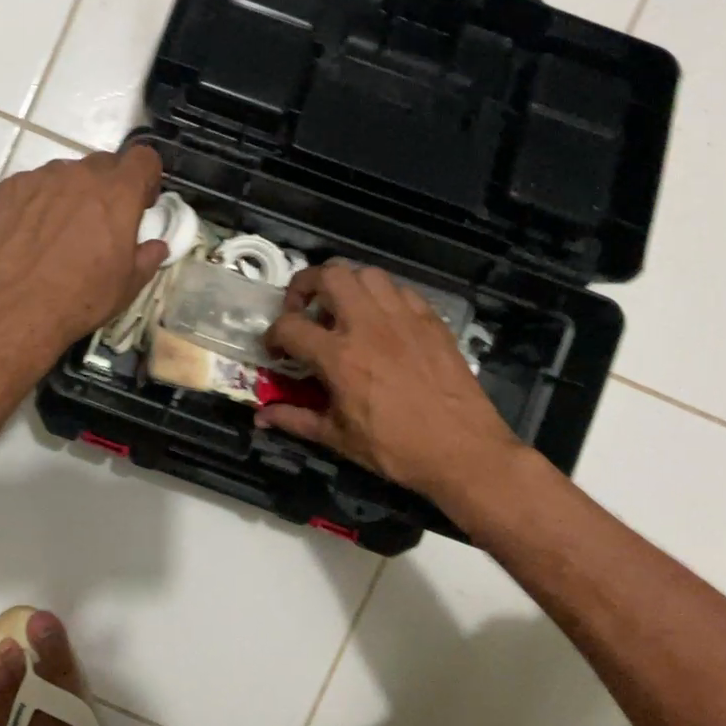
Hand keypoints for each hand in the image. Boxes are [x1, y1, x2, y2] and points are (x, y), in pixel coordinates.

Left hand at [0, 145, 168, 355]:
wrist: (15, 309)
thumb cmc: (81, 298)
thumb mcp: (128, 285)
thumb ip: (147, 257)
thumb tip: (155, 246)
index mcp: (118, 193)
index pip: (143, 158)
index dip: (146, 178)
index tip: (140, 203)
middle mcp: (80, 176)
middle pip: (103, 164)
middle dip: (108, 186)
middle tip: (101, 222)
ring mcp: (41, 179)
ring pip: (65, 174)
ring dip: (71, 193)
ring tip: (60, 231)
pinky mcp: (10, 189)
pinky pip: (33, 186)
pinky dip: (38, 202)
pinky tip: (31, 235)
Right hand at [259, 260, 524, 500]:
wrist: (464, 451)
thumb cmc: (396, 448)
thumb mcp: (337, 438)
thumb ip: (295, 419)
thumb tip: (261, 417)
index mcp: (339, 357)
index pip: (290, 326)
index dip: (273, 335)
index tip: (276, 350)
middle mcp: (368, 326)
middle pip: (329, 275)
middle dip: (306, 286)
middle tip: (304, 310)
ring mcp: (403, 319)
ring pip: (367, 273)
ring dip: (346, 285)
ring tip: (342, 309)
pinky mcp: (431, 321)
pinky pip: (401, 290)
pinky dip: (382, 297)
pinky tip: (381, 321)